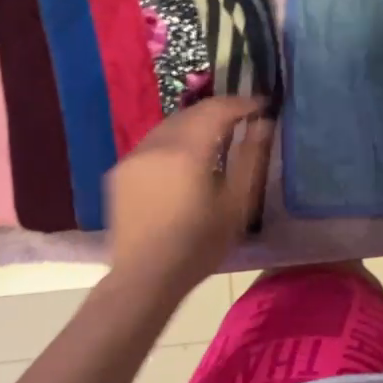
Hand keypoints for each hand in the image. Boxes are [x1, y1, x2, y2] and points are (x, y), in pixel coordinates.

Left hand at [103, 97, 272, 290]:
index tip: (262, 106)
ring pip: (170, 125)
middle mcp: (156, 144)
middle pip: (192, 112)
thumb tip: (263, 123)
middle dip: (219, 111)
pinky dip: (174, 141)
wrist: (144, 278)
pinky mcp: (119, 171)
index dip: (243, 103)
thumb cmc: (199, 244)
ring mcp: (133, 156)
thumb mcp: (236, 203)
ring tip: (216, 137)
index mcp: (187, 150)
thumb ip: (251, 157)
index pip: (218, 109)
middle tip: (243, 119)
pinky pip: (153, 143)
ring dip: (195, 124)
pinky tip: (185, 159)